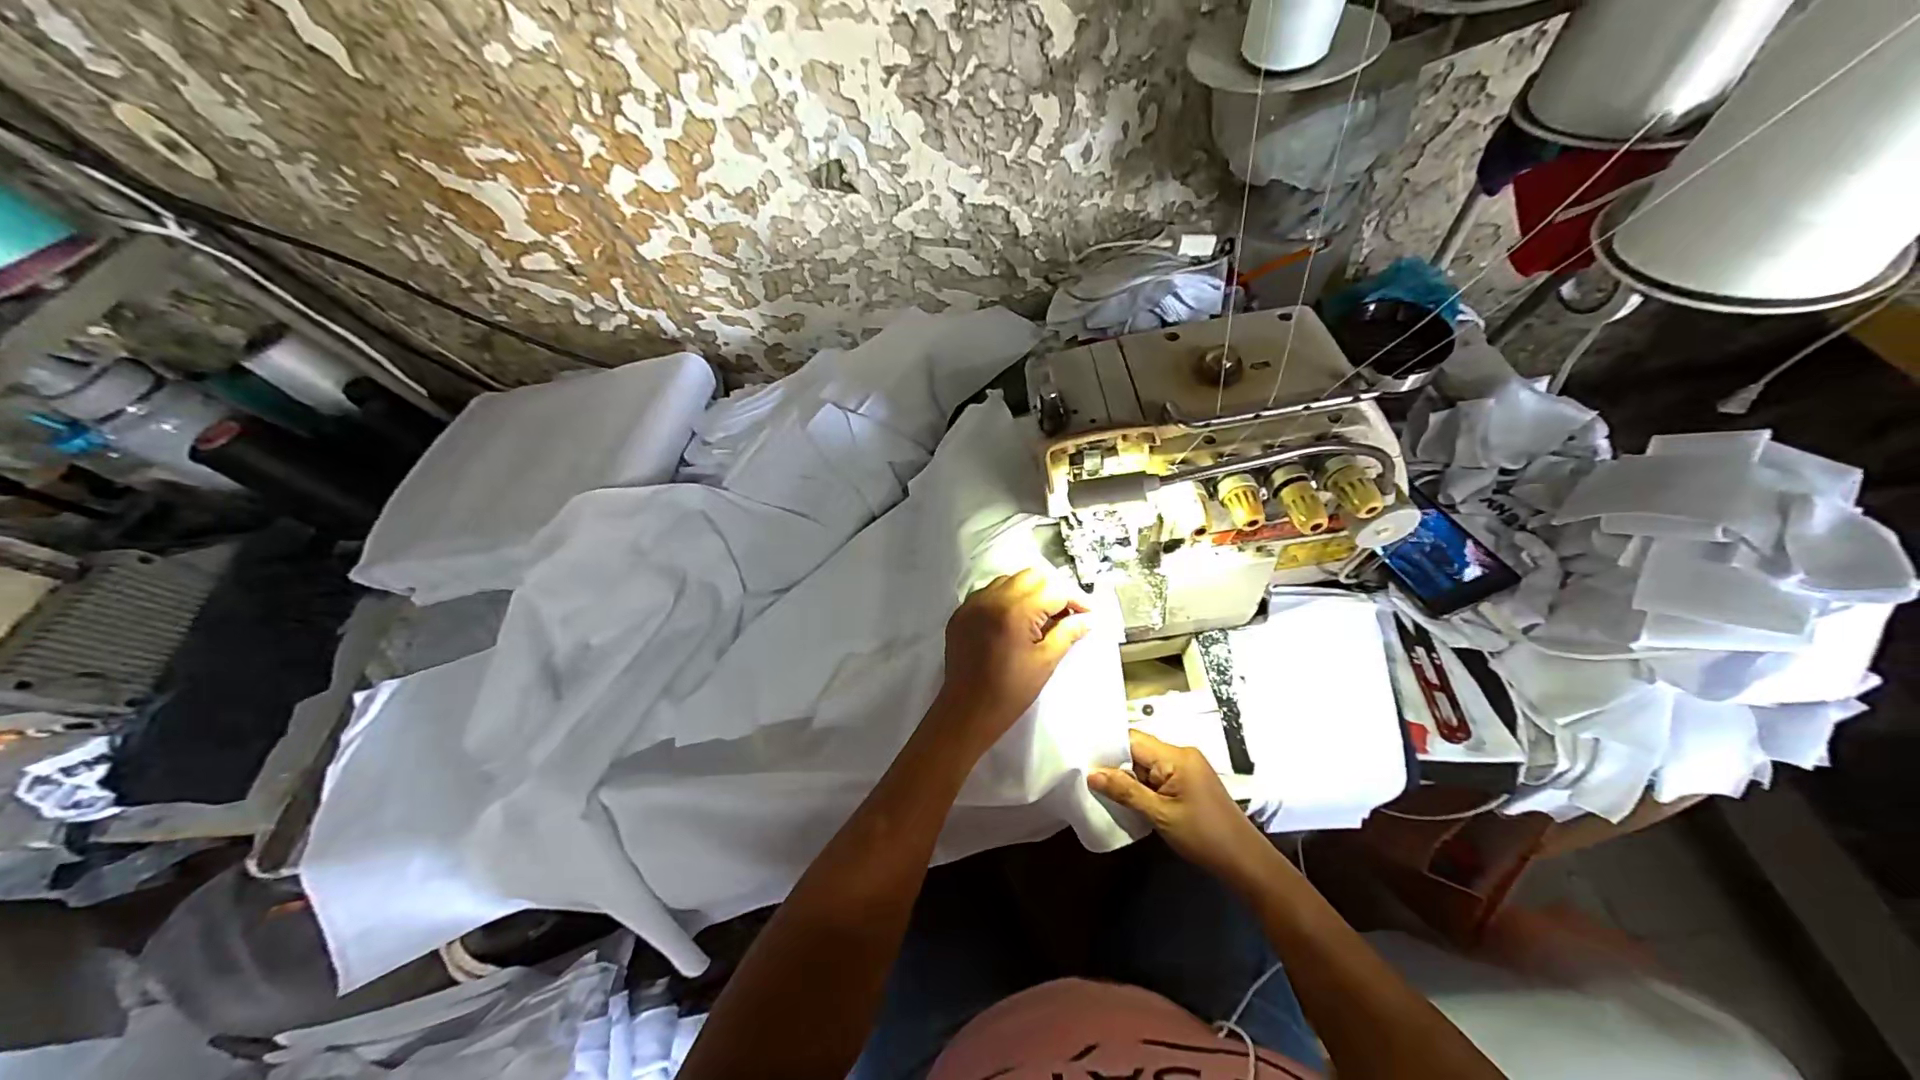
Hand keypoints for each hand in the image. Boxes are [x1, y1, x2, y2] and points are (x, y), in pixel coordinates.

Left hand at [934, 569, 1091, 746]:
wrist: (967, 710)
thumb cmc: (1011, 691)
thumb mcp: (1046, 661)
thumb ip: (1068, 633)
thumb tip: (1087, 618)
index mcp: (1015, 610)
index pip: (1054, 590)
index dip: (1075, 600)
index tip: (1087, 614)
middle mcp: (992, 598)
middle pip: (1032, 576)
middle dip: (1052, 590)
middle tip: (1064, 615)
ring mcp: (973, 604)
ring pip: (1009, 580)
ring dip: (1029, 591)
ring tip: (1040, 618)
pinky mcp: (961, 613)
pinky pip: (989, 593)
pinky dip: (1006, 599)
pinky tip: (1015, 622)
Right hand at [1089, 731, 1275, 885]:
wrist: (1245, 862)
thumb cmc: (1205, 836)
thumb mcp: (1160, 815)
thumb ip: (1125, 791)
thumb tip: (1093, 773)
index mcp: (1177, 756)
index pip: (1132, 739)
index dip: (1107, 748)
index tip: (1083, 758)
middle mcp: (1182, 755)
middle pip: (1138, 751)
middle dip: (1115, 765)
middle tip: (1088, 777)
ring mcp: (1187, 769)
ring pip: (1146, 765)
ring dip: (1128, 778)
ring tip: (1102, 790)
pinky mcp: (1188, 783)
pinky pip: (1157, 777)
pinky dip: (1142, 787)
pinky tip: (1127, 800)